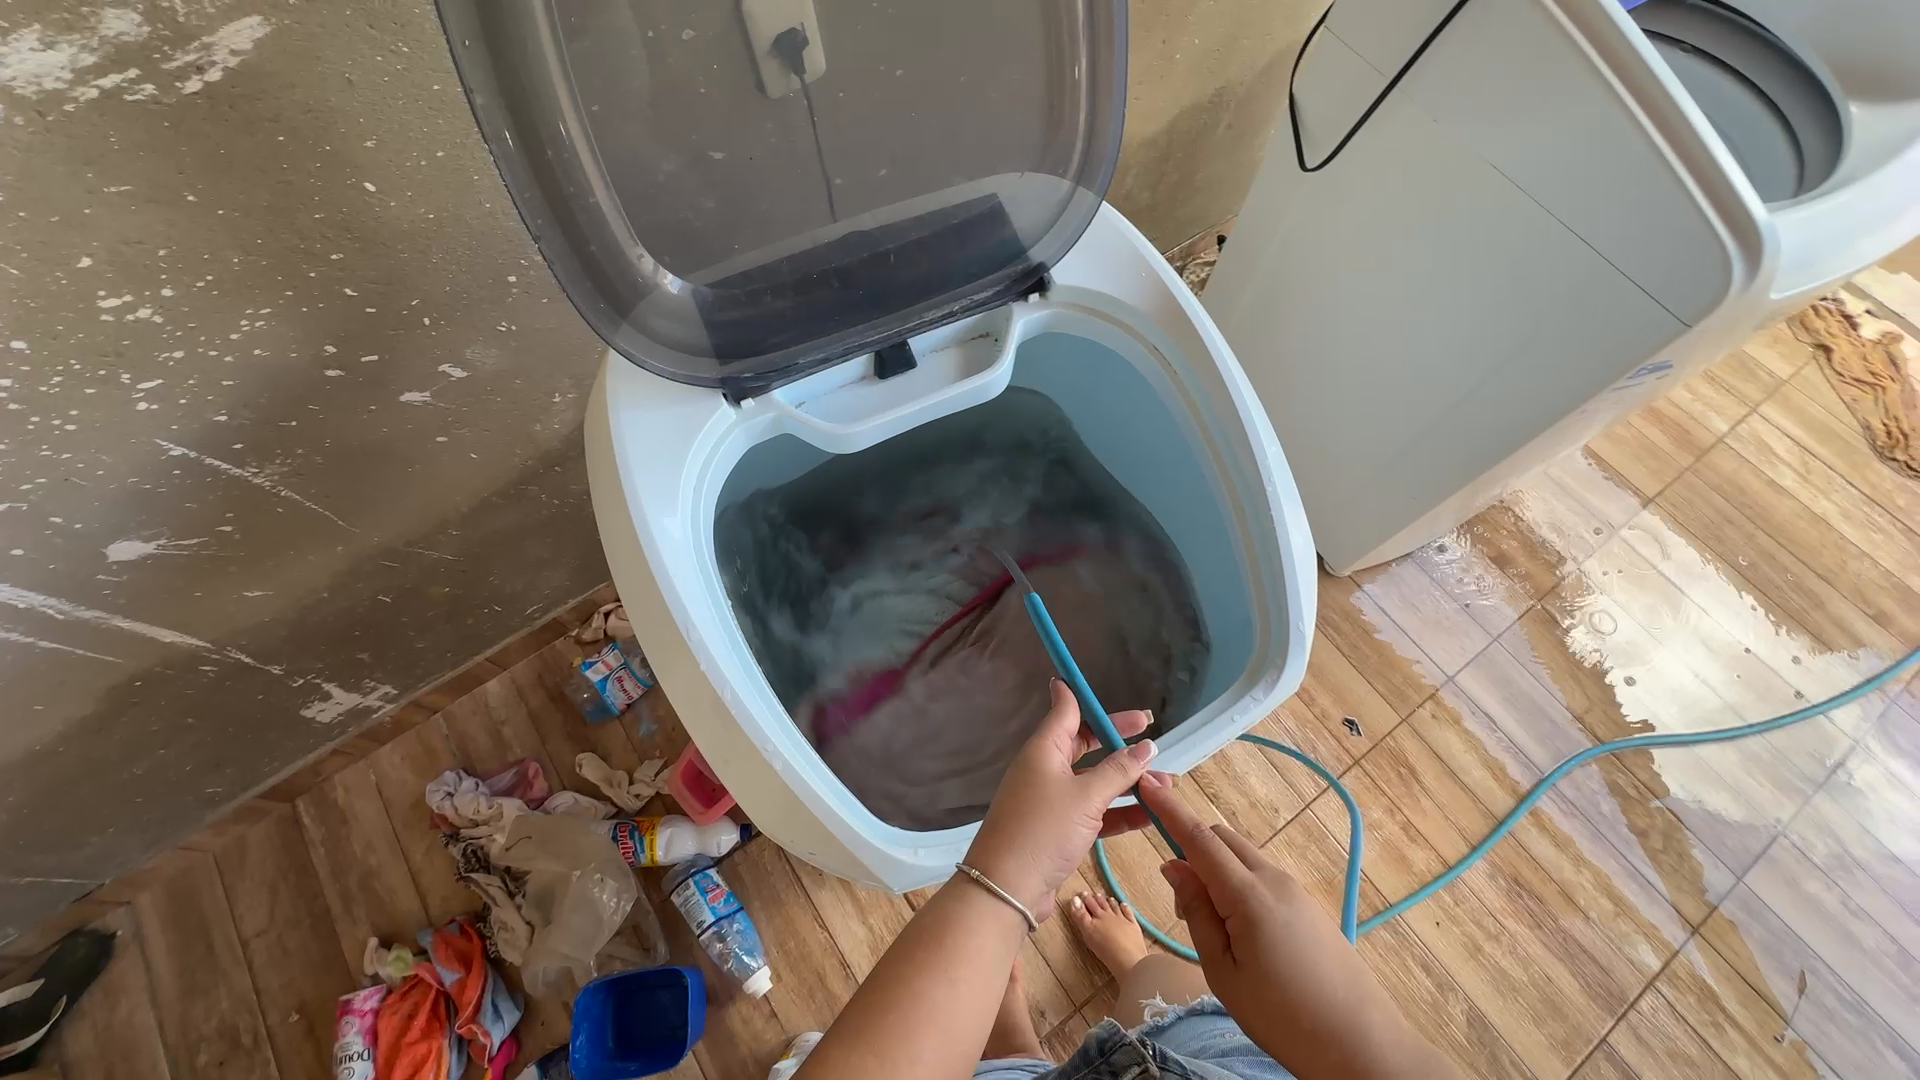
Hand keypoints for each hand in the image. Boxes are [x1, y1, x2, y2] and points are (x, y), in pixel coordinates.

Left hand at [964, 679, 1163, 919]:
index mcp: (1045, 750)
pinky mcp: (1061, 829)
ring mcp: (1053, 800)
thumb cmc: (1044, 829)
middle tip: (1151, 730)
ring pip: (1096, 781)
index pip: (1065, 711)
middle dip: (1117, 739)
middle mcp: (1047, 769)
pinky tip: (1152, 814)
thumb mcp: (1086, 797)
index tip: (1092, 682)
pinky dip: (1120, 811)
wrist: (1008, 888)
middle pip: (1085, 744)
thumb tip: (1147, 746)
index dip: (1081, 696)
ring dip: (1128, 780)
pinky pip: (1095, 811)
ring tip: (1167, 782)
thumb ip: (1118, 771)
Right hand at [1140, 775, 1454, 1079]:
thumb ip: (1196, 912)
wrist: (1365, 1048)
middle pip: (1221, 838)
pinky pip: (1260, 875)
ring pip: (1241, 856)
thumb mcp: (1223, 973)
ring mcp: (1294, 890)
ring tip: (1211, 928)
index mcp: (1248, 894)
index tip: (1145, 781)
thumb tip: (1173, 866)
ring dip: (1214, 868)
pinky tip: (1239, 931)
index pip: (1198, 837)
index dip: (1169, 808)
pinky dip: (1236, 882)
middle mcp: (1273, 879)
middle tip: (1180, 900)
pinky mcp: (1307, 906)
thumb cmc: (1283, 1018)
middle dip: (1191, 845)